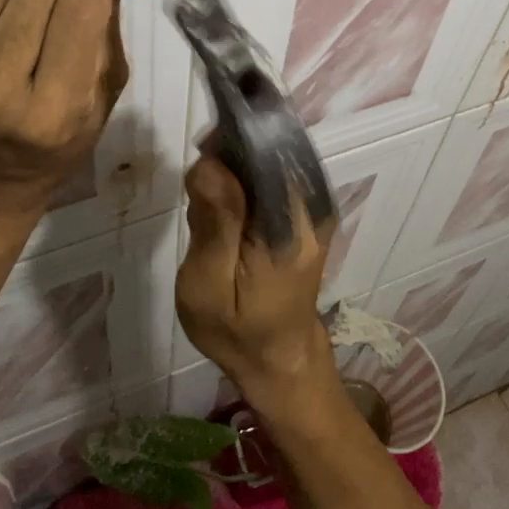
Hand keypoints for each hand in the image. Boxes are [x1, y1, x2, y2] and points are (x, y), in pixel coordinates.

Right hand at [174, 150, 336, 407]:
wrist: (278, 359)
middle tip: (199, 212)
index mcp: (291, 225)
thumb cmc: (237, 331)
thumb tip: (210, 162)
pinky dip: (240, 187)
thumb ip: (214, 222)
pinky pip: (267, 175)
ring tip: (211, 223)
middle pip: (262, 150)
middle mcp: (311, 205)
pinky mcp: (304, 209)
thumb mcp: (208, 285)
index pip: (261, 152)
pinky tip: (226, 219)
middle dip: (223, 167)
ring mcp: (312, 205)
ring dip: (229, 177)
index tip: (196, 180)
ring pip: (262, 159)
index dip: (224, 150)